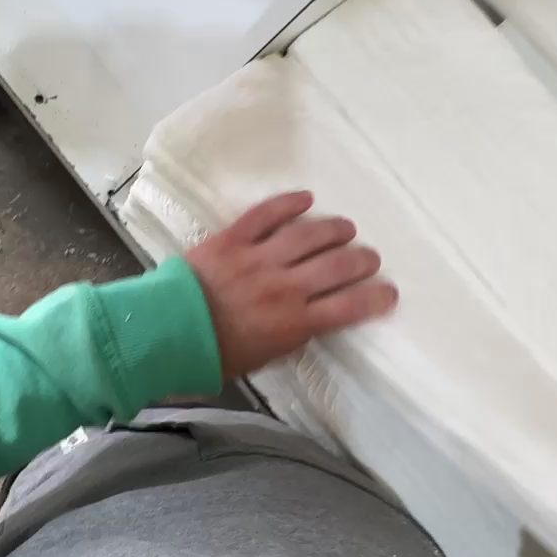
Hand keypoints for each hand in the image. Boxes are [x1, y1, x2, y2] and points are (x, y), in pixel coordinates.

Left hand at [185, 191, 397, 378]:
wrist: (166, 330)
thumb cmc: (210, 355)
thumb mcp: (260, 359)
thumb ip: (288, 338)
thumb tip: (307, 322)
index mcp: (293, 323)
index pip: (348, 308)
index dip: (375, 298)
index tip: (390, 292)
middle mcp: (284, 287)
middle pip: (337, 266)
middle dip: (361, 260)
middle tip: (369, 258)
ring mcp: (260, 259)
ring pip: (309, 235)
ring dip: (334, 229)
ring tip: (346, 228)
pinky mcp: (233, 238)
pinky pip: (267, 214)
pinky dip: (289, 203)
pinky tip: (306, 198)